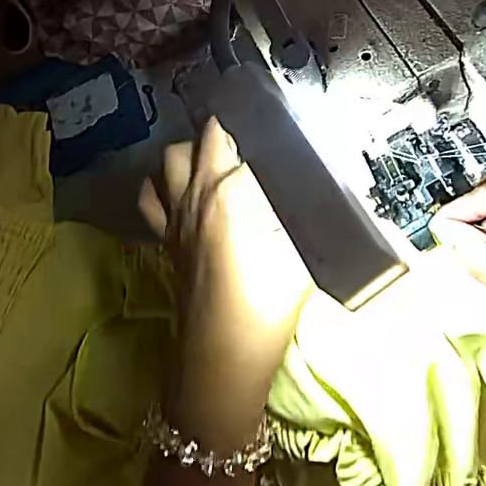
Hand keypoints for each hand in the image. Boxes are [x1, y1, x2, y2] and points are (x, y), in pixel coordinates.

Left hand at [140, 117, 312, 449]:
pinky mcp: (164, 239)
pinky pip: (151, 197)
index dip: (263, 124)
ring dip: (194, 149)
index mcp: (231, 193)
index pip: (242, 135)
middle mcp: (196, 195)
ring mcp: (174, 216)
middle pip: (205, 136)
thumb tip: (334, 190)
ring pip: (171, 158)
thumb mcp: (304, 257)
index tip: (284, 123)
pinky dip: (164, 184)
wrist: (220, 363)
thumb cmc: (265, 310)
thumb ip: (315, 216)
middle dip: (232, 126)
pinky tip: (185, 192)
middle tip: (258, 136)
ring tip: (221, 157)